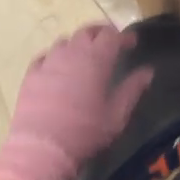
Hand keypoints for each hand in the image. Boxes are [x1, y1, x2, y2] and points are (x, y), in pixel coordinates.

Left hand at [0, 24, 153, 179]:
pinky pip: (45, 56)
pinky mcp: (31, 74)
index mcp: (96, 60)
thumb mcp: (116, 116)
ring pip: (64, 41)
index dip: (124, 36)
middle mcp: (71, 53)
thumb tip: (148, 71)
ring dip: (78, 43)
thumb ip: (133, 90)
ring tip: (84, 54)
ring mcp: (48, 62)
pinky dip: (55, 56)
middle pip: (86, 32)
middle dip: (101, 33)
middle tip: (110, 41)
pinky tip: (58, 66)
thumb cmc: (85, 133)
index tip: (132, 41)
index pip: (111, 36)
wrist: (42, 148)